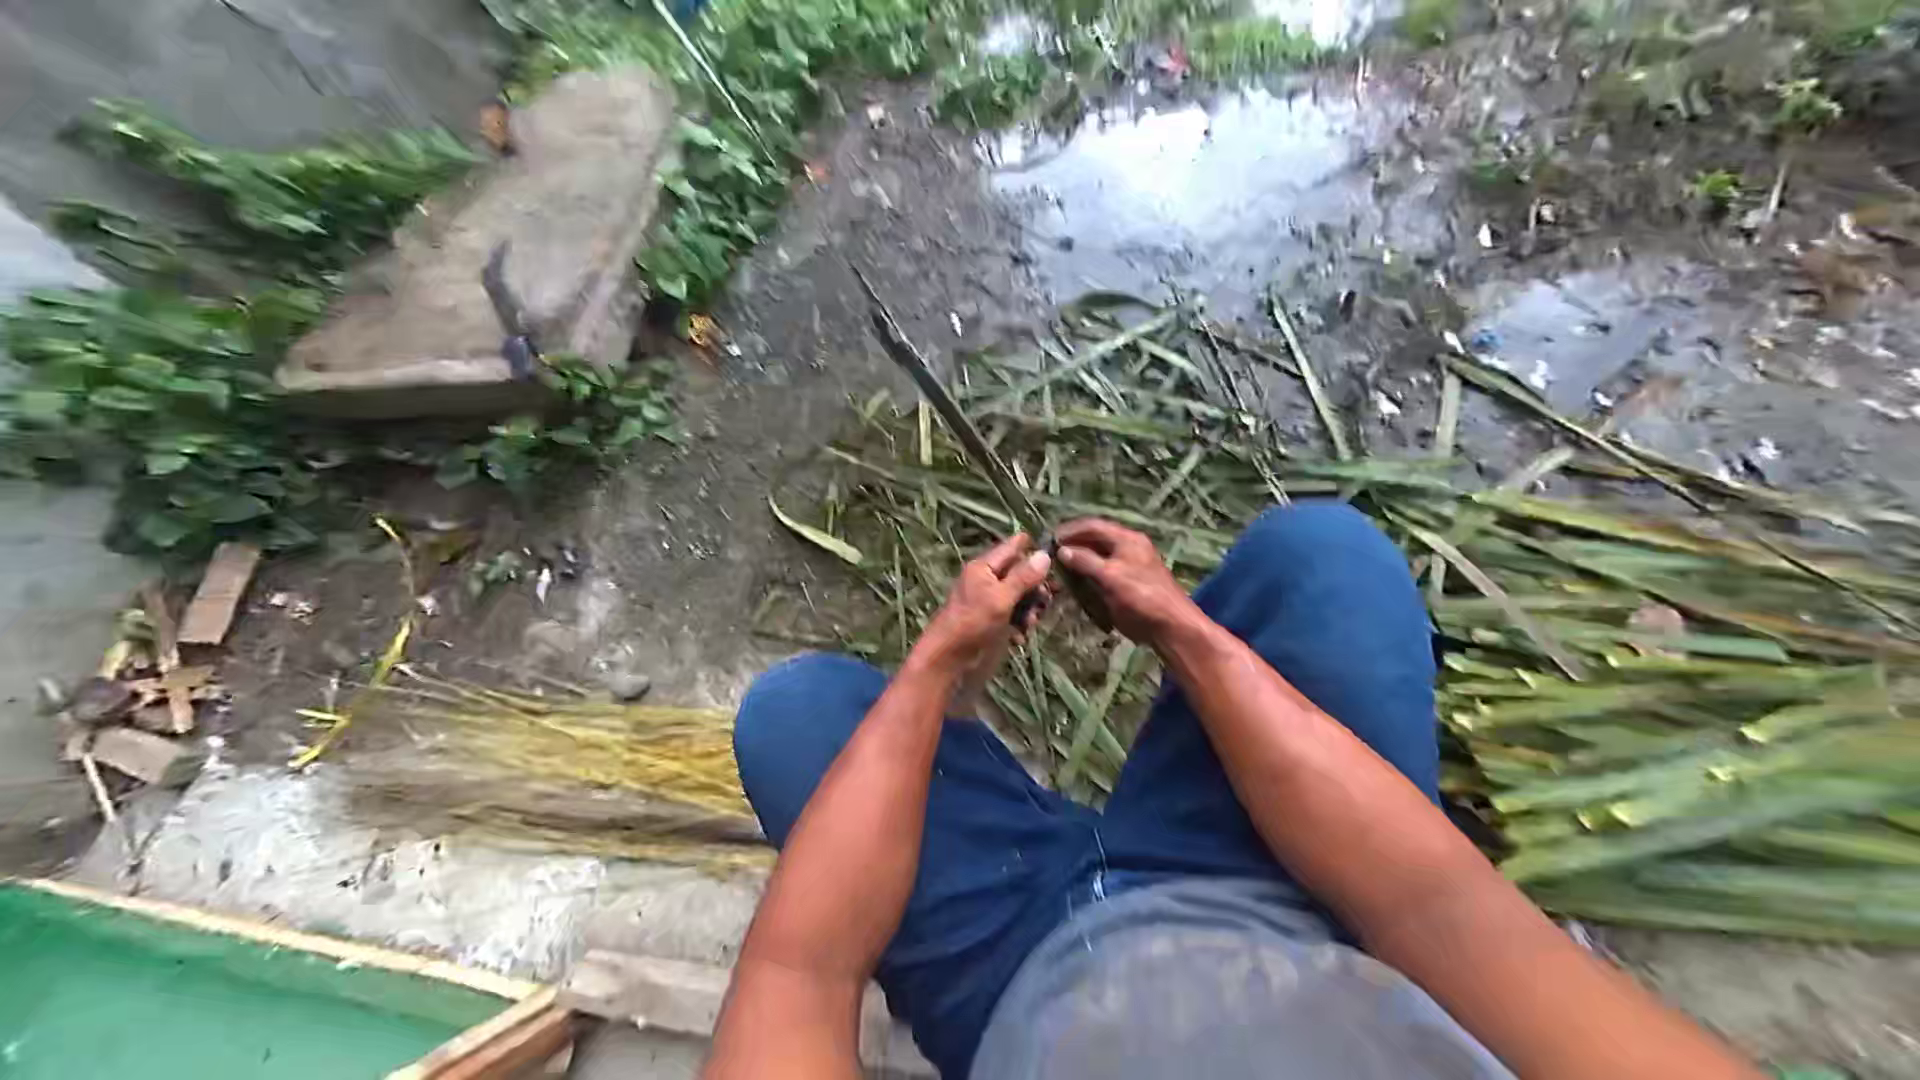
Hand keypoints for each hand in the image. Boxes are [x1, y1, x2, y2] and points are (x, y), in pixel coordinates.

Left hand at [912, 533, 1052, 677]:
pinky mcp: (994, 621)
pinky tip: (1021, 636)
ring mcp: (991, 601)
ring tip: (1031, 622)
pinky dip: (1020, 623)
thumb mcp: (1001, 597)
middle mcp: (988, 580)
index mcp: (985, 567)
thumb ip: (1023, 577)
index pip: (1013, 547)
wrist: (950, 659)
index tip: (1055, 556)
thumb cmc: (973, 622)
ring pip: (1021, 595)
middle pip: (1020, 573)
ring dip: (1030, 608)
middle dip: (1036, 585)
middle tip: (1046, 600)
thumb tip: (1045, 554)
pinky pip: (1015, 614)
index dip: (1033, 549)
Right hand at [1055, 519, 1199, 646]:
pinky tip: (1074, 583)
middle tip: (1050, 554)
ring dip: (1078, 561)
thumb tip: (1062, 550)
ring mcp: (1127, 566)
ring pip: (1097, 557)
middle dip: (1073, 545)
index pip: (1093, 525)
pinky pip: (1102, 574)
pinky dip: (1087, 576)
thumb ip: (1085, 561)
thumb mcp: (1110, 576)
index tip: (1049, 538)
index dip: (1070, 530)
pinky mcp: (1126, 584)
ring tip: (1058, 569)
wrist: (1170, 626)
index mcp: (1127, 539)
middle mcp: (1127, 548)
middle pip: (1095, 540)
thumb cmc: (1141, 597)